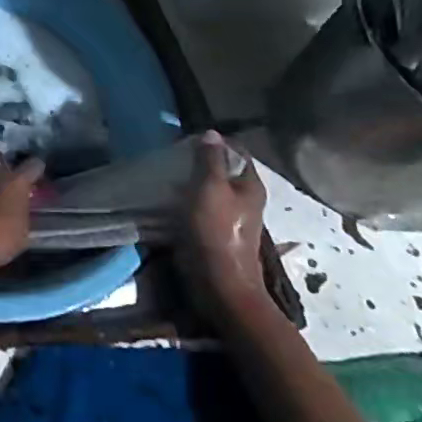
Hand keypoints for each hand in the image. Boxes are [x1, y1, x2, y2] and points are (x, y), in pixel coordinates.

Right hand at [177, 130, 269, 317]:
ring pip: (213, 189)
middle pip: (224, 169)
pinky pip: (205, 208)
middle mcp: (247, 198)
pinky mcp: (220, 233)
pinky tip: (174, 204)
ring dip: (193, 183)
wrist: (220, 288)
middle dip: (201, 163)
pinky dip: (191, 203)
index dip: (215, 142)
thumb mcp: (210, 189)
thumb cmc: (216, 233)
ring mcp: (234, 217)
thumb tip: (211, 134)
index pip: (236, 150)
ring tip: (170, 181)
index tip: (189, 143)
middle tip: (176, 161)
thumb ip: (210, 160)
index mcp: (251, 184)